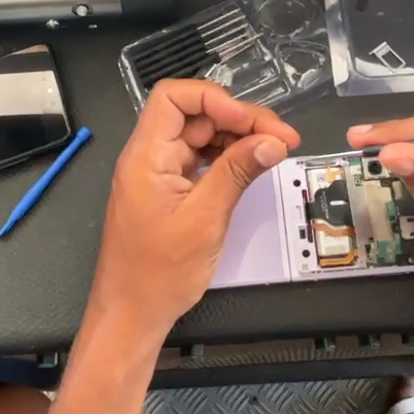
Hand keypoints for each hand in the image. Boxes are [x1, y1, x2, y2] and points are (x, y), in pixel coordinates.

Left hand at [90, 80, 300, 339]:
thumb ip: (237, 173)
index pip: (173, 97)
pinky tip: (253, 163)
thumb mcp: (205, 219)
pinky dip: (228, 157)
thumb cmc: (159, 274)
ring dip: (238, 136)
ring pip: (201, 135)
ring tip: (275, 148)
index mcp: (146, 155)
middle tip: (282, 137)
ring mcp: (160, 173)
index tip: (251, 122)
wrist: (131, 317)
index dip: (215, 99)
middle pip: (194, 114)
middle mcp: (150, 156)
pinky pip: (200, 159)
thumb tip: (273, 140)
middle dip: (238, 118)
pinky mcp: (170, 190)